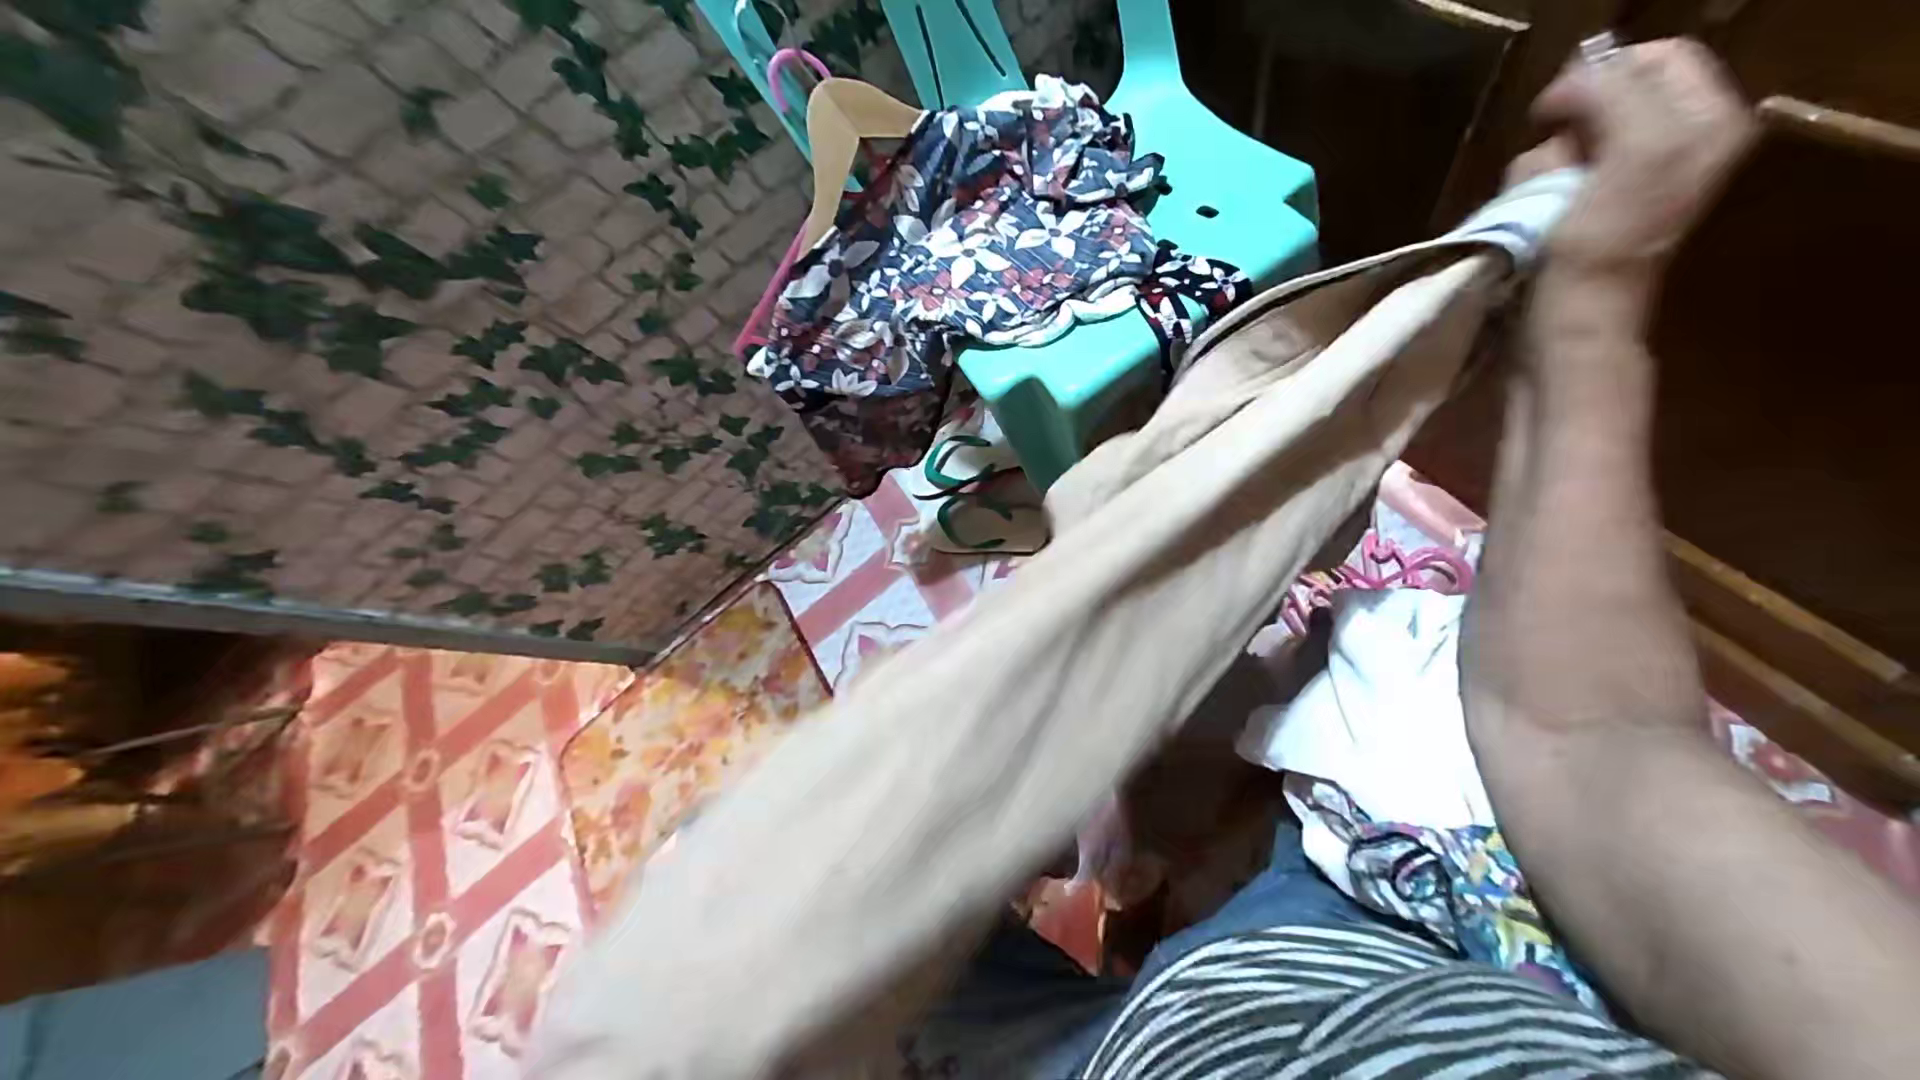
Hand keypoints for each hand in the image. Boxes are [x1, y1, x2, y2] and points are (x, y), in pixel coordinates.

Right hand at [1530, 38, 1755, 277]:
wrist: (1567, 330)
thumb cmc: (1602, 252)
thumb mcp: (1637, 154)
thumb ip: (1617, 96)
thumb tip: (1570, 82)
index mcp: (1703, 122)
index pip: (1655, 58)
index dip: (1599, 75)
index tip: (1551, 114)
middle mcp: (1669, 145)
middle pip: (1602, 103)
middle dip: (1564, 133)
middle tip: (1554, 173)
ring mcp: (1618, 183)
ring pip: (1563, 145)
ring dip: (1538, 171)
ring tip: (1539, 207)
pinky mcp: (1577, 214)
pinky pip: (1544, 181)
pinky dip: (1527, 196)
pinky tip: (1529, 222)